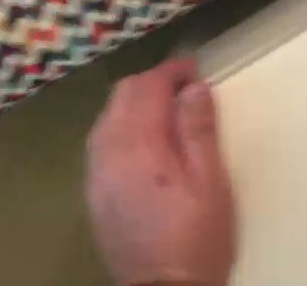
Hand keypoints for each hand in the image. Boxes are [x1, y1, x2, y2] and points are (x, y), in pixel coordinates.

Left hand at [85, 58, 236, 285]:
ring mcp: (97, 178)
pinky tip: (147, 143)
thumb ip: (199, 129)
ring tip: (169, 113)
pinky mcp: (95, 198)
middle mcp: (108, 156)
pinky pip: (102, 144)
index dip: (172, 71)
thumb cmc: (197, 237)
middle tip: (186, 89)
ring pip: (108, 119)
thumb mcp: (211, 181)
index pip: (147, 87)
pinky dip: (123, 128)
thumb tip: (193, 87)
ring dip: (135, 104)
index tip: (196, 70)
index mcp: (138, 147)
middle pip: (121, 96)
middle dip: (152, 83)